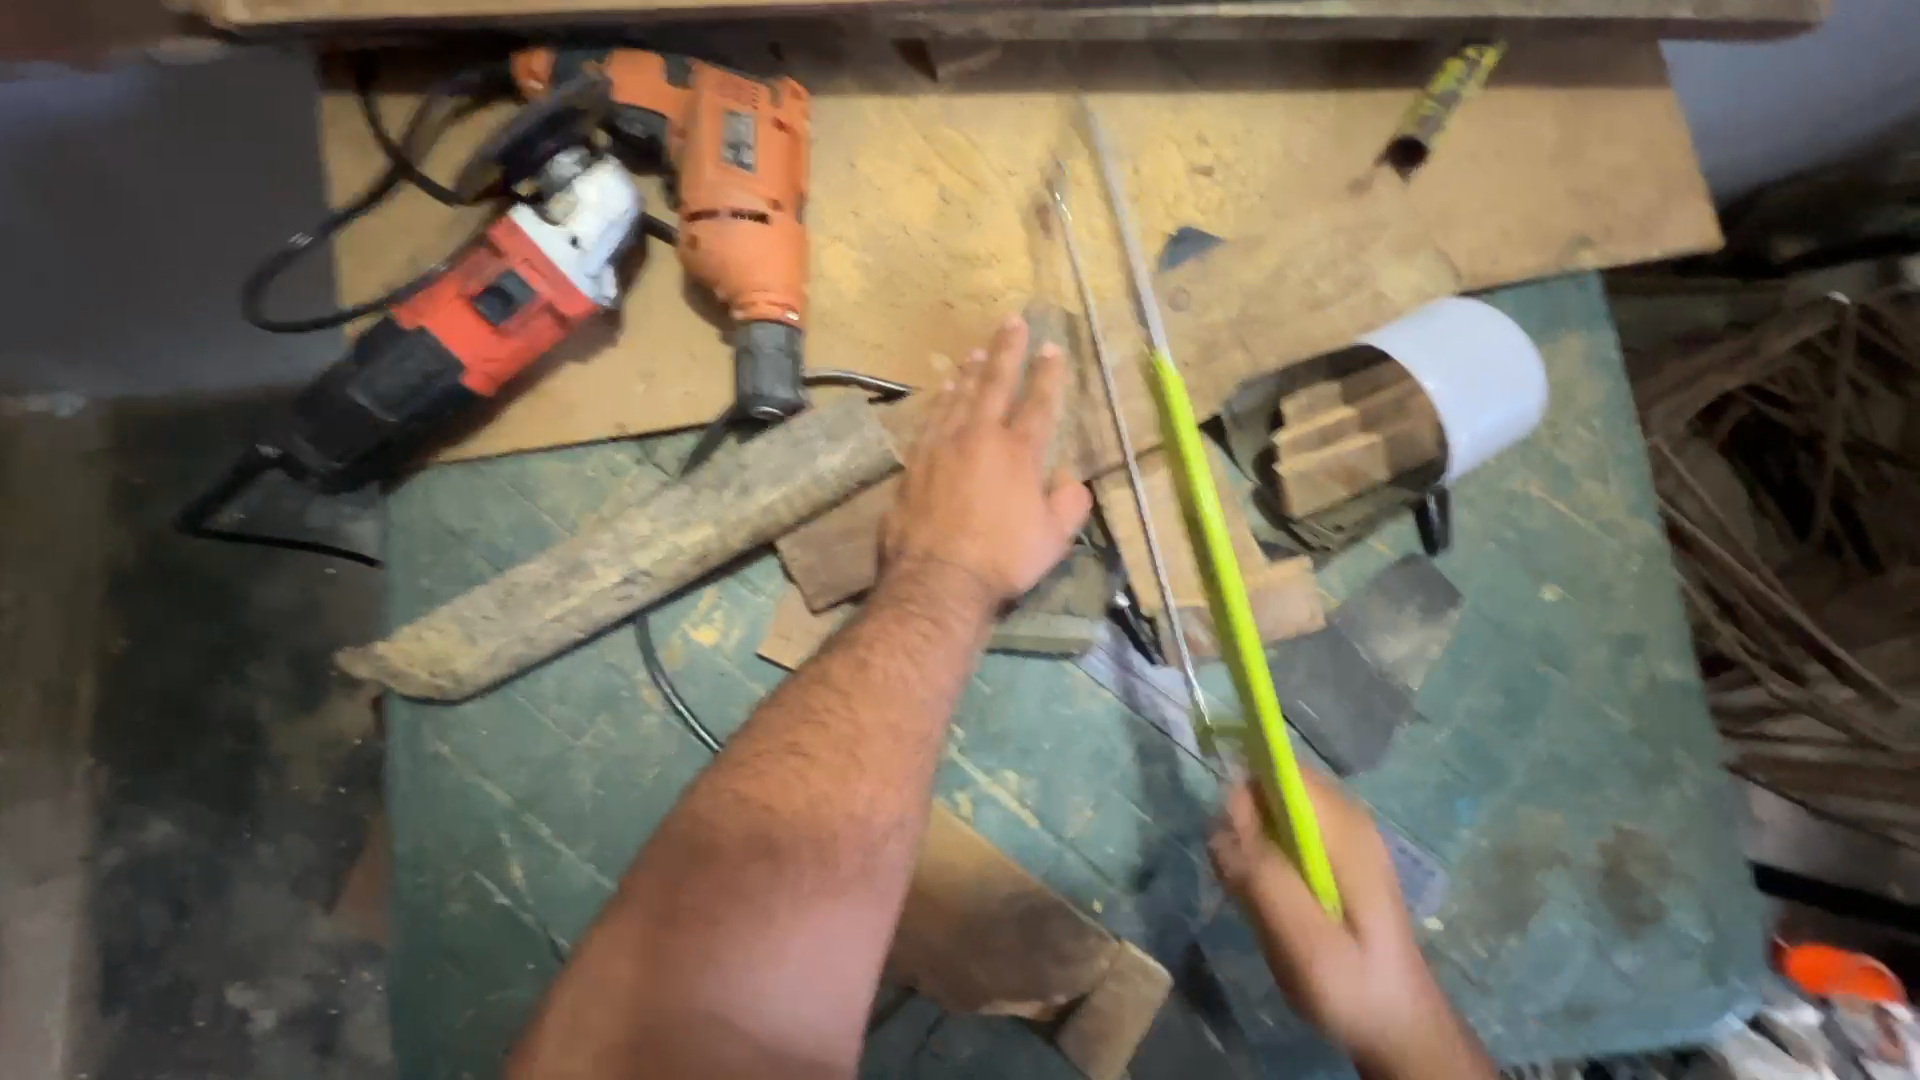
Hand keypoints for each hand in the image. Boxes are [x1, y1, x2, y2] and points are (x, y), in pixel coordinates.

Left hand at [881, 315, 1091, 604]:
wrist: (937, 579)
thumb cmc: (1003, 560)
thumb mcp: (1053, 538)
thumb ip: (1068, 502)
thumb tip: (1068, 477)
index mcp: (1018, 453)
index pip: (1038, 404)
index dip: (1047, 375)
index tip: (1051, 347)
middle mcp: (979, 438)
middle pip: (994, 385)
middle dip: (1006, 351)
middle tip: (1011, 321)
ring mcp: (941, 448)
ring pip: (957, 398)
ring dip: (969, 372)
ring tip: (975, 351)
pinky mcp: (914, 464)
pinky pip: (929, 421)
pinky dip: (939, 402)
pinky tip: (941, 394)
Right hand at [1208, 771, 1492, 1078]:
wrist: (1400, 1029)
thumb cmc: (1354, 988)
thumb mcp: (1305, 943)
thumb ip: (1263, 880)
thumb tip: (1218, 829)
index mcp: (1344, 831)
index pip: (1282, 771)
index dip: (1246, 794)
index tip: (1232, 843)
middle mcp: (1345, 820)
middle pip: (1273, 788)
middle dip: (1243, 824)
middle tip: (1242, 882)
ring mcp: (1342, 837)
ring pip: (1273, 811)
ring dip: (1250, 846)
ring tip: (1257, 899)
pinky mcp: (1335, 856)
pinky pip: (1283, 833)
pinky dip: (1264, 858)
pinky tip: (1270, 900)